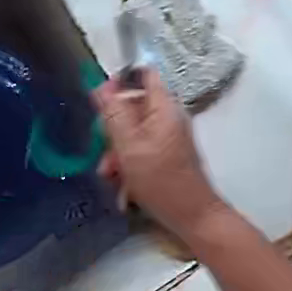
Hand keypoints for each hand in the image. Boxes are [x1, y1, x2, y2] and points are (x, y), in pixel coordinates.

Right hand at [92, 73, 225, 236]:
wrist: (192, 216)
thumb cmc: (161, 180)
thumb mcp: (129, 146)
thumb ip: (114, 114)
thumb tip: (102, 85)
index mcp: (164, 107)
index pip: (144, 75)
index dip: (120, 81)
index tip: (99, 99)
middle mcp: (170, 117)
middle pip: (133, 108)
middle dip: (113, 130)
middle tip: (105, 153)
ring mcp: (170, 137)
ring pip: (134, 133)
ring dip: (118, 154)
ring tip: (113, 176)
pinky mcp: (169, 156)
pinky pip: (142, 151)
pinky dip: (131, 166)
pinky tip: (125, 190)